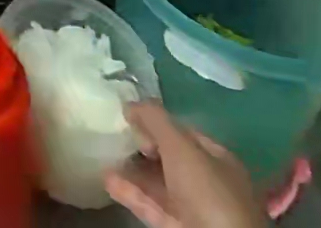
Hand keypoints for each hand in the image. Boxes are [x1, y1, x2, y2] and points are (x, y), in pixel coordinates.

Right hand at [105, 102, 265, 227]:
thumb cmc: (208, 192)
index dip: (156, 122)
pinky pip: (148, 204)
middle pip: (168, 158)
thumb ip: (154, 119)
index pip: (183, 133)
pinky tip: (106, 179)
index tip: (128, 116)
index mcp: (218, 161)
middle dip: (140, 146)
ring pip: (156, 183)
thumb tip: (129, 104)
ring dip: (130, 169)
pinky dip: (128, 191)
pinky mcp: (176, 227)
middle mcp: (207, 184)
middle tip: (113, 134)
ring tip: (103, 154)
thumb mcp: (180, 145)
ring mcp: (192, 208)